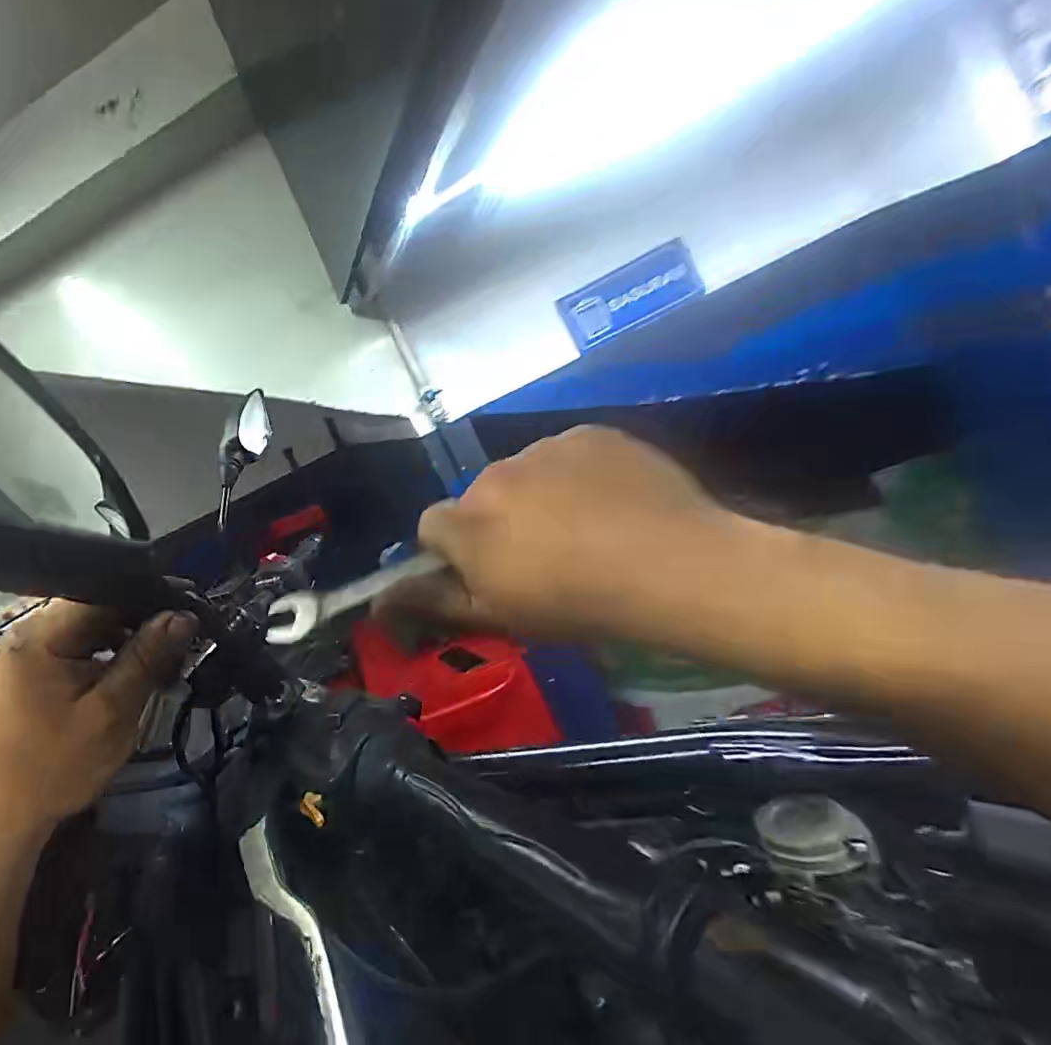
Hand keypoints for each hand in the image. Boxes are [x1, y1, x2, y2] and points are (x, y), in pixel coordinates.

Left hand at [0, 600, 197, 825]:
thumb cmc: (53, 769)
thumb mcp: (110, 712)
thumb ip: (146, 659)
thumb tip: (183, 616)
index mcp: (38, 637)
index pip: (101, 593)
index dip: (147, 595)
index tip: (187, 605)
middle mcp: (25, 636)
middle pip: (94, 610)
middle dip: (139, 621)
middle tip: (182, 638)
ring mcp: (23, 657)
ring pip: (87, 632)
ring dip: (124, 642)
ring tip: (162, 659)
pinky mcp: (27, 677)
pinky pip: (74, 652)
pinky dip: (104, 659)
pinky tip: (130, 675)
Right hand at [379, 426, 752, 642]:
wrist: (674, 567)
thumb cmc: (577, 606)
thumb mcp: (498, 617)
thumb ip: (432, 604)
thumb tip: (376, 604)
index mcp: (466, 522)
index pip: (431, 526)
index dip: (454, 552)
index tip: (489, 573)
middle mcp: (494, 474)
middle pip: (480, 498)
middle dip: (498, 523)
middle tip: (545, 558)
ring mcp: (544, 447)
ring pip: (524, 474)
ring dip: (538, 497)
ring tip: (587, 530)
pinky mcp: (589, 433)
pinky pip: (567, 454)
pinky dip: (578, 475)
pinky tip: (612, 503)